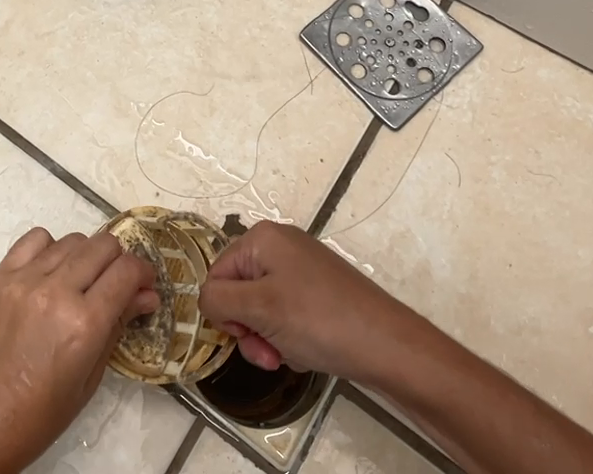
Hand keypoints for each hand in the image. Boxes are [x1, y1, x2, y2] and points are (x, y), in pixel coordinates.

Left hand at [0, 228, 158, 473]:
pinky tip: (49, 272)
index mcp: (84, 323)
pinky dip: (50, 249)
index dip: (144, 274)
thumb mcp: (91, 377)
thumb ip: (119, 325)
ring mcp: (24, 281)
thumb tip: (147, 295)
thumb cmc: (41, 414)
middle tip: (115, 285)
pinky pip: (34, 239)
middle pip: (104, 245)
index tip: (144, 286)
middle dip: (118, 262)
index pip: (127, 271)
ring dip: (86, 257)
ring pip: (72, 240)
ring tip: (80, 282)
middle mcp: (56, 292)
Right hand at [198, 220, 419, 385]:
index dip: (225, 312)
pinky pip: (286, 314)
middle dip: (249, 329)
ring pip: (262, 309)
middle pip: (239, 293)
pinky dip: (289, 337)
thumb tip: (207, 300)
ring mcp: (302, 268)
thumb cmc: (318, 321)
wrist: (386, 345)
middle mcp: (280, 245)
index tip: (246, 336)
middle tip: (269, 355)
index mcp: (262, 238)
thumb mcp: (258, 309)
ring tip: (291, 355)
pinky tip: (307, 351)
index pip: (217, 276)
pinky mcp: (319, 291)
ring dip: (269, 339)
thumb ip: (219, 300)